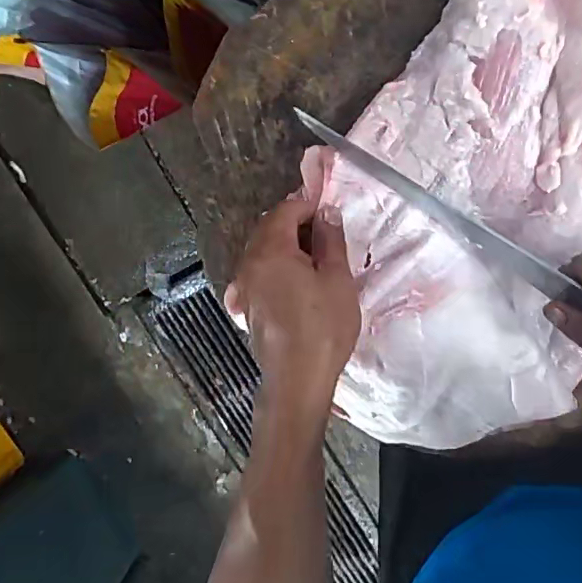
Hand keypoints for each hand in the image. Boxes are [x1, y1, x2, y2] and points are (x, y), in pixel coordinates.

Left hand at [227, 198, 360, 407]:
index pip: (284, 212)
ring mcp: (243, 287)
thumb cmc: (325, 325)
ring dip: (286, 245)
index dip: (307, 205)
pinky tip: (297, 281)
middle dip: (295, 223)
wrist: (299, 377)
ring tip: (317, 256)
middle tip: (327, 231)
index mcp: (271, 251)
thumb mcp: (338, 278)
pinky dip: (277, 266)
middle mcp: (249, 264)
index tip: (330, 212)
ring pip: (262, 252)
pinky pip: (259, 273)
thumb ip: (331, 241)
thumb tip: (327, 213)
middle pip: (268, 229)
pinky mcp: (246, 307)